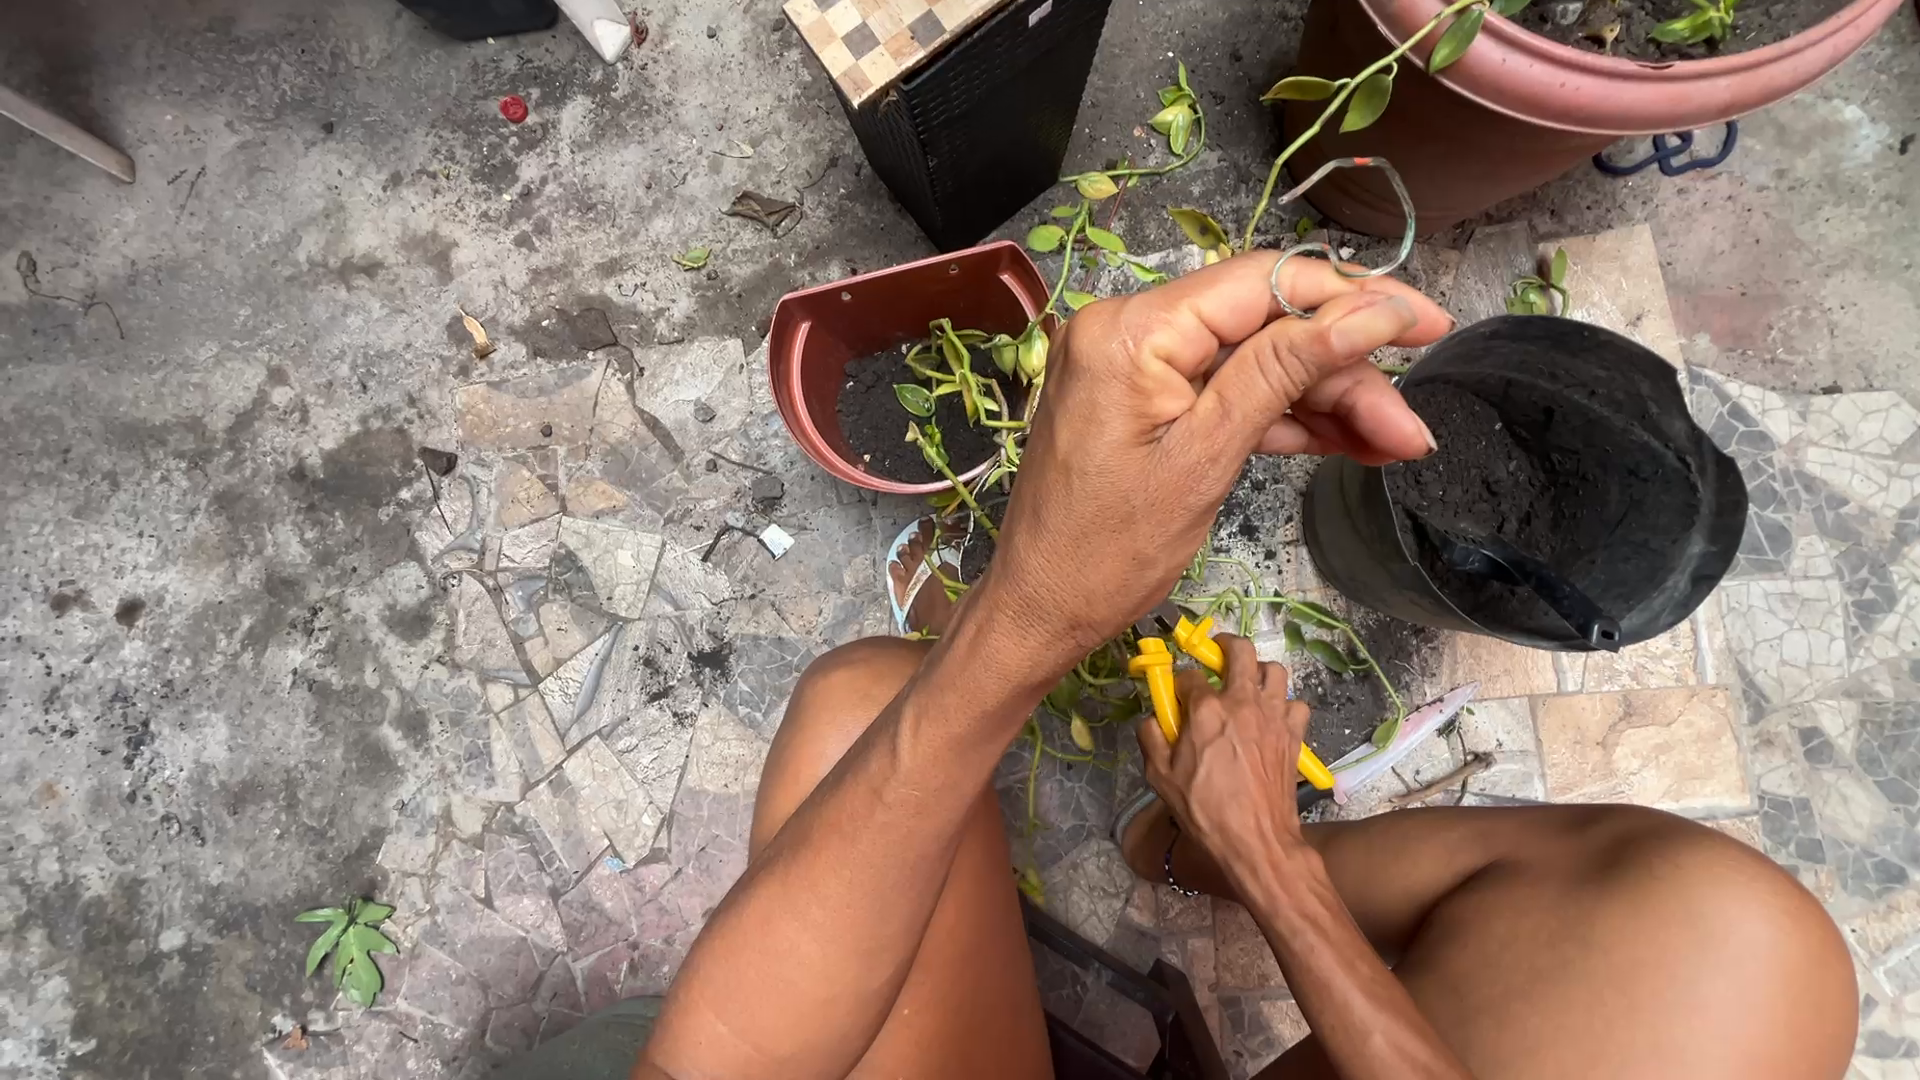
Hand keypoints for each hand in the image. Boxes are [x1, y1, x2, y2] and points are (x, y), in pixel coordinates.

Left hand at [977, 252, 1451, 666]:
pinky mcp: (1135, 400)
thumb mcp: (1207, 460)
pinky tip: (1338, 443)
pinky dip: (1273, 418)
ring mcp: (1127, 366)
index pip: (1262, 282)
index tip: (1428, 324)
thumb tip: (1371, 308)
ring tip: (1390, 445)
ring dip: (1319, 402)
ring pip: (1247, 363)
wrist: (1040, 606)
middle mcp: (1123, 330)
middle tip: (1407, 428)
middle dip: (1341, 373)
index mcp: (1130, 332)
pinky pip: (1216, 392)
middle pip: (1261, 326)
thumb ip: (1284, 373)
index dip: (1354, 298)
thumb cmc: (1110, 552)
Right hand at [1136, 635, 1309, 890]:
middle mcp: (1243, 703)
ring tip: (1247, 685)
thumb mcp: (1159, 776)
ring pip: (1275, 670)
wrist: (1257, 842)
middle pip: (1241, 650)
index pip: (1190, 675)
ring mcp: (1273, 717)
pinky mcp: (1294, 736)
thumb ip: (1151, 737)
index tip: (1177, 694)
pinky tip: (1270, 718)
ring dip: (1259, 671)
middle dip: (1225, 645)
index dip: (1180, 682)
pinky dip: (1283, 705)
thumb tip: (1153, 718)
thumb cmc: (1204, 810)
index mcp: (1206, 710)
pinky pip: (1295, 704)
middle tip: (1216, 655)